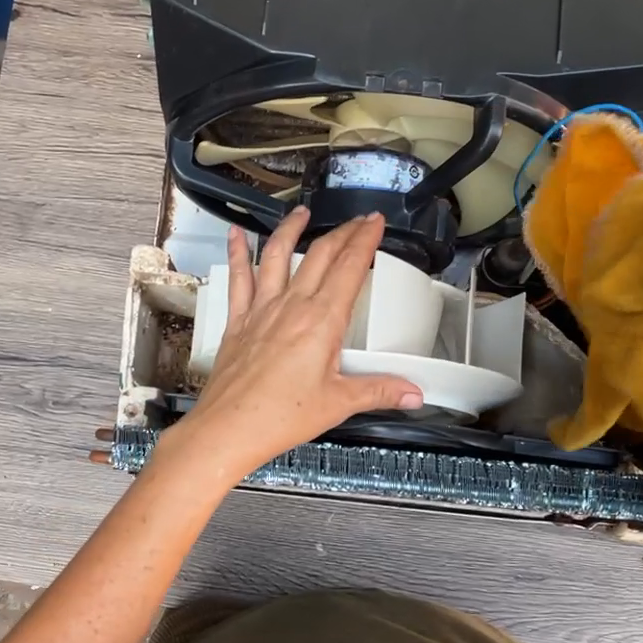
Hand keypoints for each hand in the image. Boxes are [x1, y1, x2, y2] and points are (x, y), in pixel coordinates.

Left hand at [160, 209, 423, 482]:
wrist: (228, 428)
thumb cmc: (280, 417)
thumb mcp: (338, 404)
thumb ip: (378, 391)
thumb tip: (413, 393)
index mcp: (321, 322)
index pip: (350, 268)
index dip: (366, 240)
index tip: (376, 223)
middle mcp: (291, 307)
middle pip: (320, 255)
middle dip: (343, 233)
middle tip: (358, 221)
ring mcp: (261, 310)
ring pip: (278, 256)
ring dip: (291, 229)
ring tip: (302, 213)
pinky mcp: (238, 321)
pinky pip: (239, 278)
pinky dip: (239, 253)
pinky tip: (237, 236)